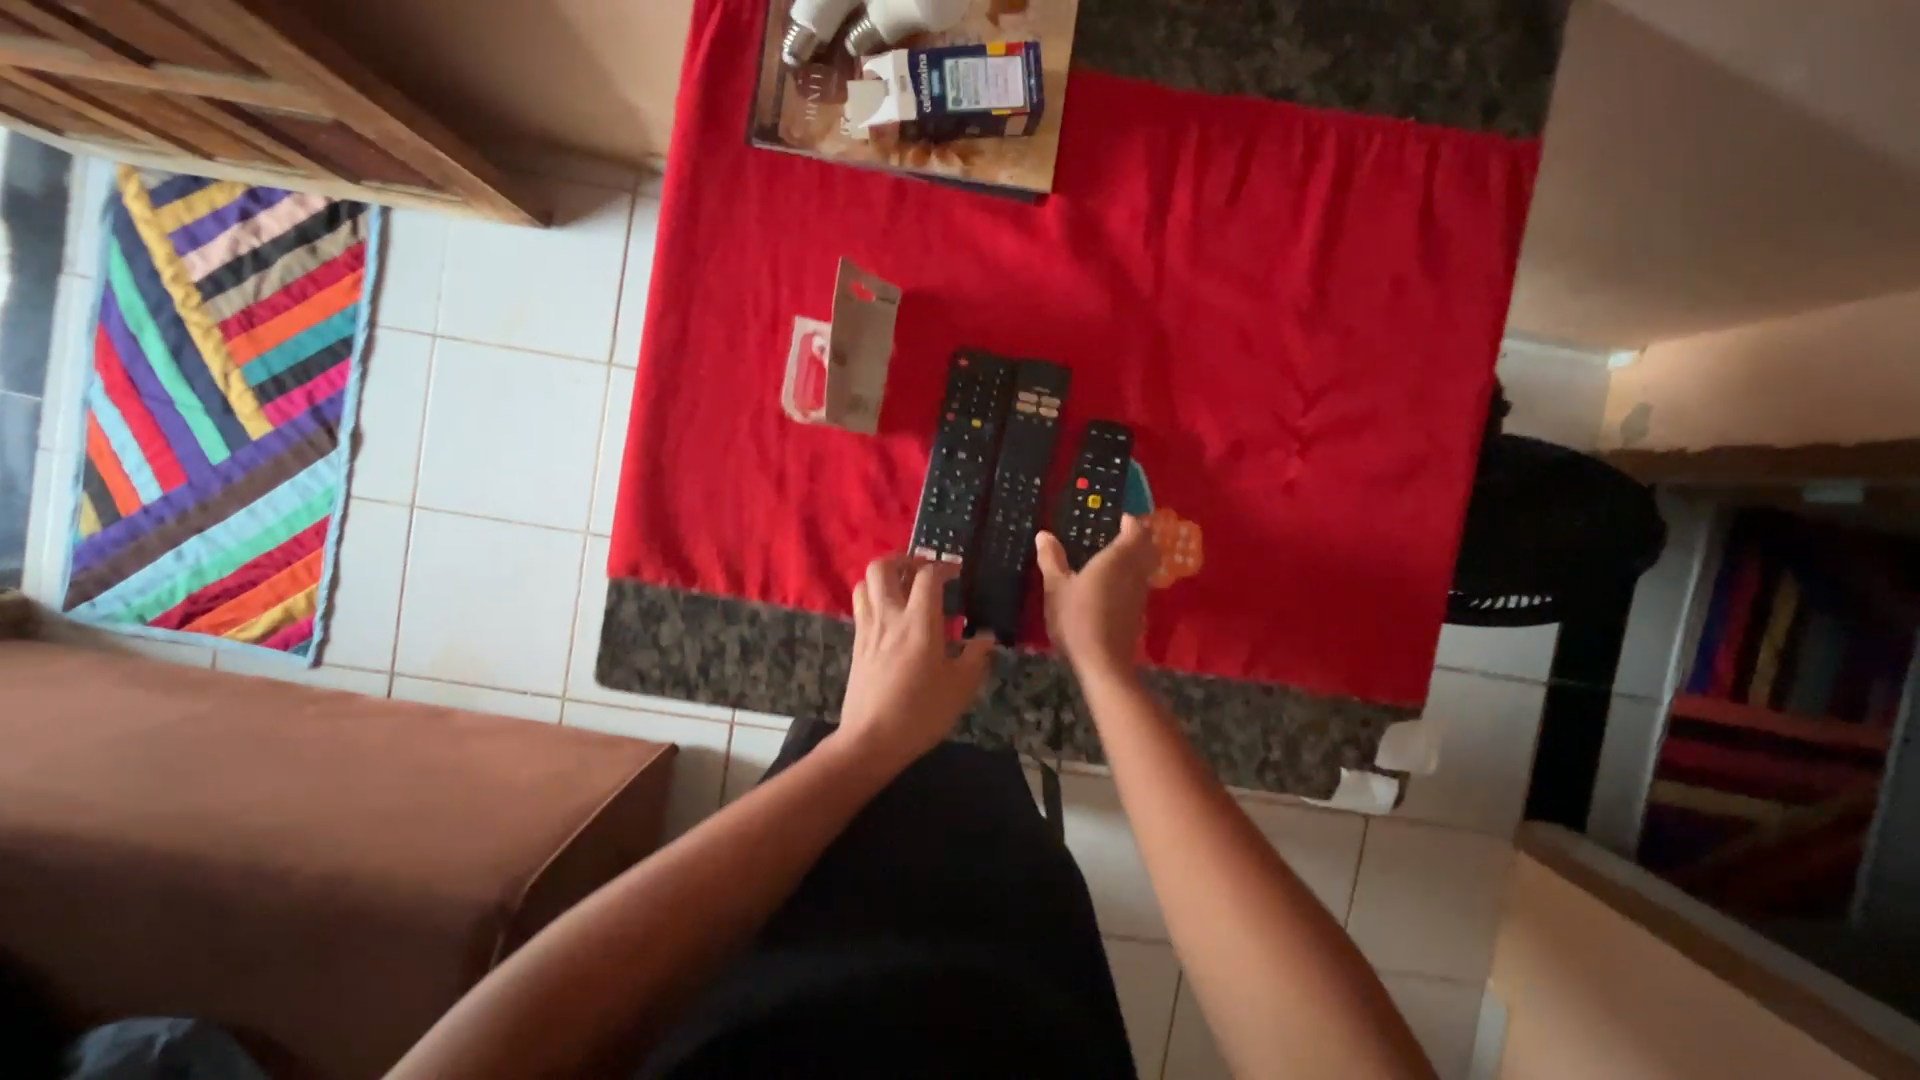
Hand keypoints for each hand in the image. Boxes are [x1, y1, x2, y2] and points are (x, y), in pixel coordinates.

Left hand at [838, 555, 993, 770]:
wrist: (872, 740)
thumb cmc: (921, 712)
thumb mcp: (961, 686)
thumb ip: (976, 656)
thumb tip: (986, 636)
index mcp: (919, 623)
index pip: (928, 576)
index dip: (944, 567)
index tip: (957, 573)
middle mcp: (889, 617)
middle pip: (884, 567)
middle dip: (905, 560)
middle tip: (924, 571)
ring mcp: (868, 629)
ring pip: (867, 582)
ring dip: (886, 576)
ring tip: (905, 588)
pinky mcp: (856, 644)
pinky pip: (861, 605)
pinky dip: (875, 597)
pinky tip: (892, 617)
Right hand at [1035, 515, 1156, 679]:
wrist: (1103, 662)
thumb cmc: (1077, 618)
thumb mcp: (1056, 587)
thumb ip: (1051, 559)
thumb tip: (1044, 535)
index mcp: (1118, 559)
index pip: (1136, 531)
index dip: (1131, 522)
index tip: (1120, 517)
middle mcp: (1135, 573)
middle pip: (1148, 548)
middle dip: (1139, 538)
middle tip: (1121, 533)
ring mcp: (1140, 594)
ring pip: (1146, 568)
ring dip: (1137, 558)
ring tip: (1114, 557)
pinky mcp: (1138, 613)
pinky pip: (1140, 585)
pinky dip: (1132, 578)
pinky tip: (1113, 586)